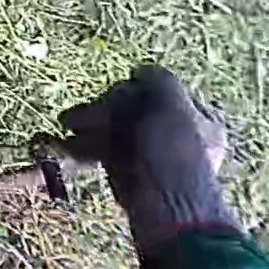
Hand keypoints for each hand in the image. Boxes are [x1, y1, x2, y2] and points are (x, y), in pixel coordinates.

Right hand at [60, 65, 238, 250]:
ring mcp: (147, 145)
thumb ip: (161, 82)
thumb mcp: (173, 109)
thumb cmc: (172, 151)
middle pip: (126, 105)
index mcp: (196, 115)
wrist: (161, 200)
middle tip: (84, 117)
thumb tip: (143, 69)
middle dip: (102, 109)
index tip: (120, 99)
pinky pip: (101, 143)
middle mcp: (174, 128)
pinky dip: (85, 142)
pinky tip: (74, 147)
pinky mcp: (124, 160)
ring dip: (87, 123)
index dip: (132, 91)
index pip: (153, 89)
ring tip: (72, 129)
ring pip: (109, 122)